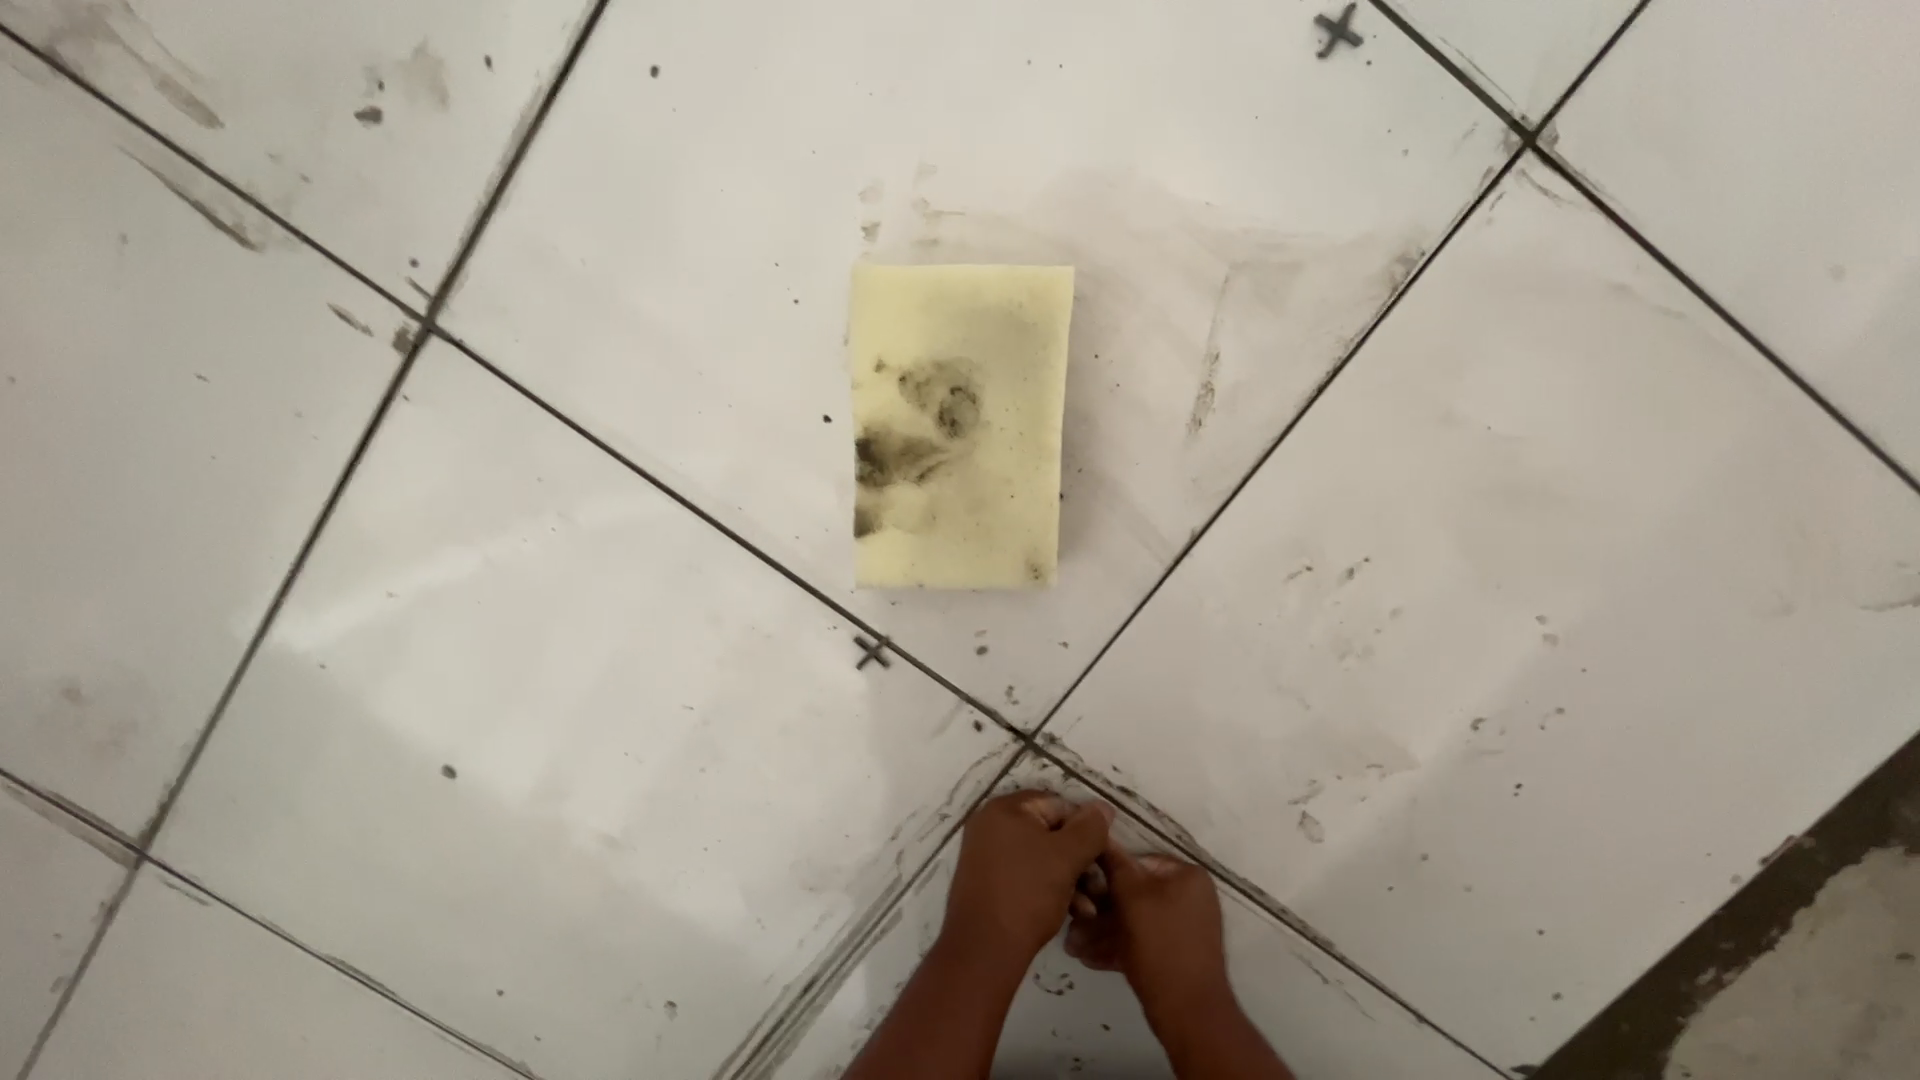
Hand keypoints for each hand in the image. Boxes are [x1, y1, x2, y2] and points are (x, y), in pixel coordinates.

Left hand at [942, 790, 1115, 965]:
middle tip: (1099, 884)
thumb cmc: (1027, 894)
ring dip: (1070, 878)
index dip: (1085, 829)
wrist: (984, 950)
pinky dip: (1050, 887)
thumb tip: (1102, 807)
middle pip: (1050, 831)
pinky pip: (1026, 873)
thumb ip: (1089, 829)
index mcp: (1005, 809)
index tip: (1103, 855)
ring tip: (1090, 906)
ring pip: (1041, 856)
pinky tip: (1073, 911)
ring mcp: (987, 853)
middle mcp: (991, 825)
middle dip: (1079, 859)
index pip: (1058, 805)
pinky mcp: (988, 880)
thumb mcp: (1066, 858)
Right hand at [1065, 844, 1232, 1024]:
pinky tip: (1088, 958)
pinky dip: (1117, 947)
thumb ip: (1114, 864)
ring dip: (1102, 930)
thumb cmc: (1160, 944)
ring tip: (1073, 946)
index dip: (1106, 872)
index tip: (1080, 886)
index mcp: (1187, 876)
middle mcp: (1189, 897)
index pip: (1138, 861)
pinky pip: (1141, 941)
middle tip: (1071, 920)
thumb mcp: (1131, 896)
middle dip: (1099, 909)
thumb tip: (1102, 835)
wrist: (1188, 1013)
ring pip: (1133, 920)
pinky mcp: (1173, 955)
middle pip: (1134, 893)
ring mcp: (1182, 928)